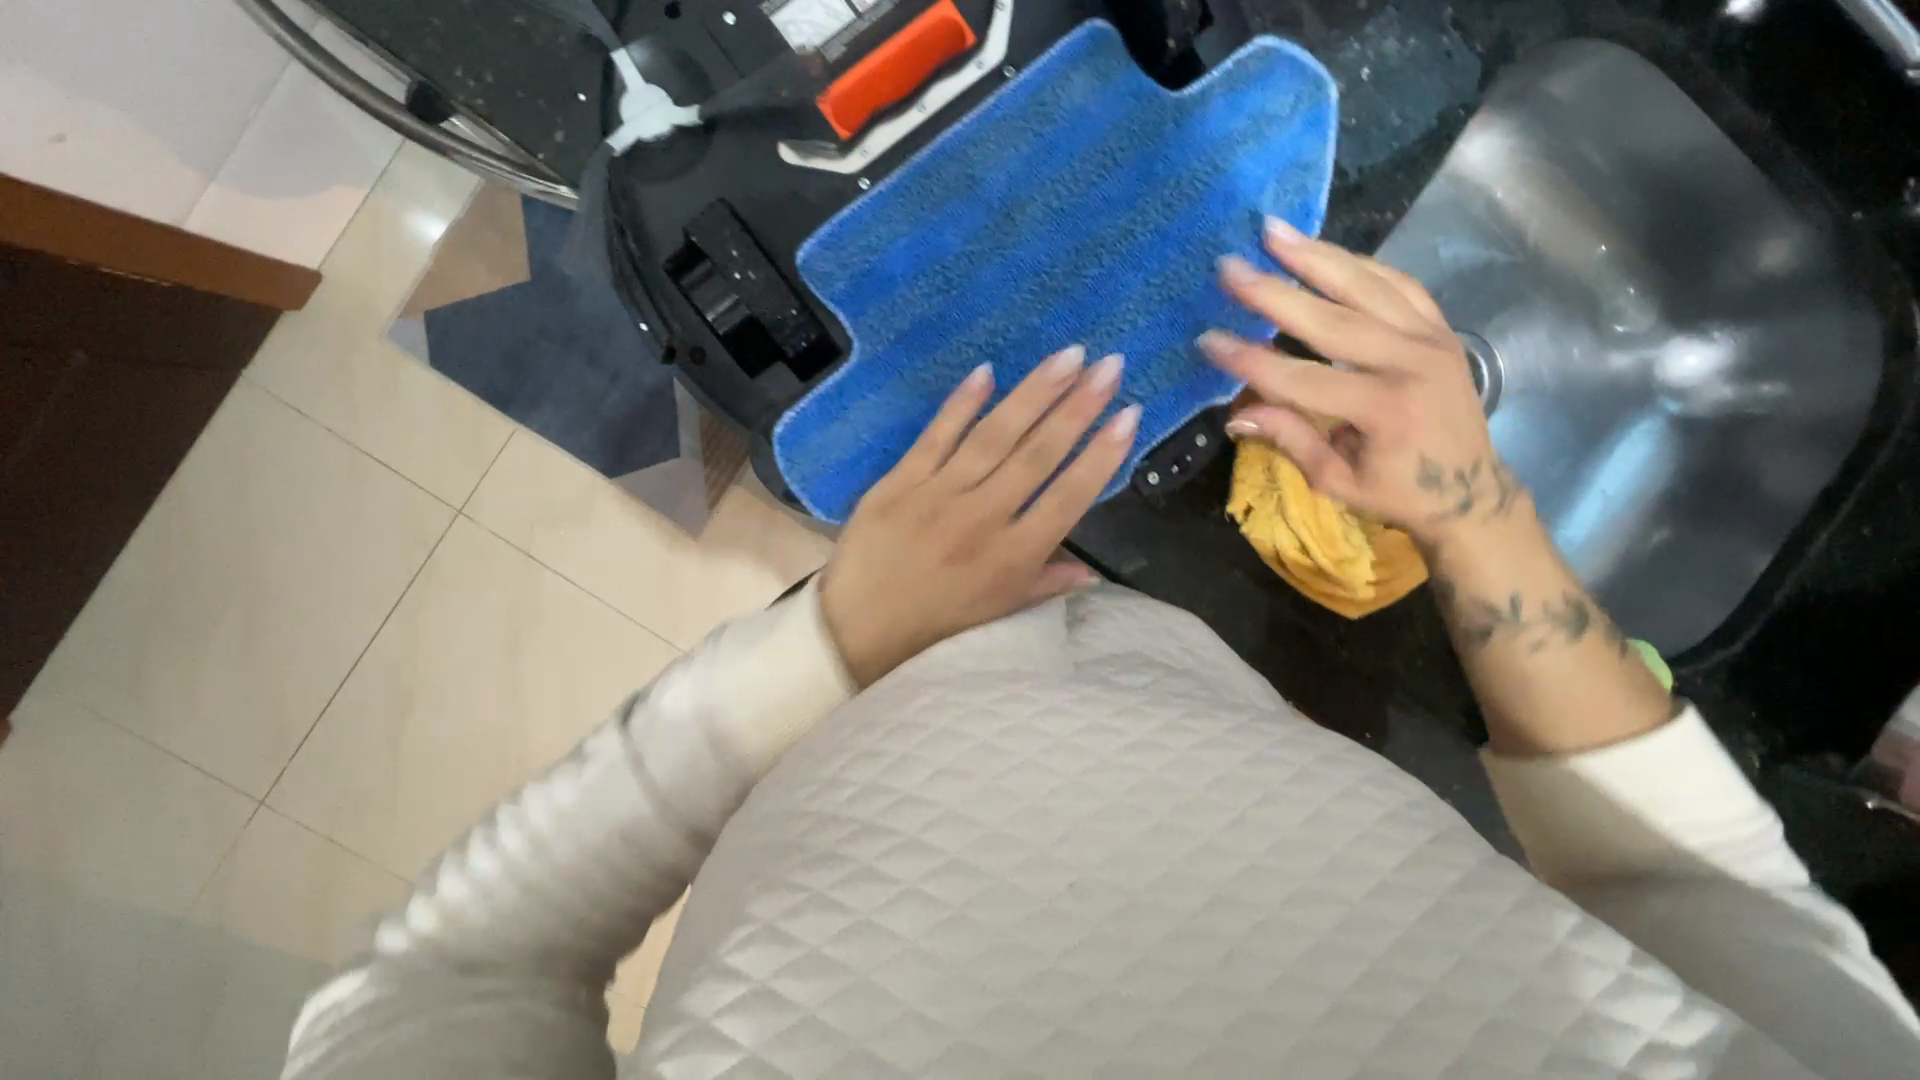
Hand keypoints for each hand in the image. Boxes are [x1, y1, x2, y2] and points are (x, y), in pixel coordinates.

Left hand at [819, 347, 1140, 686]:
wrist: (857, 628)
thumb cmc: (935, 626)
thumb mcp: (999, 613)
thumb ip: (1046, 585)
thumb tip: (1093, 572)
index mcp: (1012, 558)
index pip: (1068, 498)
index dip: (1101, 455)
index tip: (1130, 415)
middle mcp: (981, 520)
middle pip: (1037, 455)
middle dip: (1078, 407)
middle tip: (1109, 364)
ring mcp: (938, 496)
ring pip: (994, 436)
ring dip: (1034, 393)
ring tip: (1068, 357)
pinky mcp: (899, 482)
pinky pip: (936, 436)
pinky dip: (962, 403)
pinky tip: (989, 371)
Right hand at [1198, 218, 1527, 547]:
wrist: (1471, 489)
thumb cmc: (1398, 493)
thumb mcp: (1337, 480)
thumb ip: (1290, 439)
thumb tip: (1235, 416)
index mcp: (1384, 410)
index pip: (1302, 379)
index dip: (1250, 361)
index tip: (1208, 340)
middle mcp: (1411, 364)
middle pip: (1332, 320)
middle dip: (1275, 293)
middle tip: (1231, 267)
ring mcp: (1432, 339)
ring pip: (1368, 286)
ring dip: (1317, 256)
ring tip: (1274, 231)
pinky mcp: (1440, 328)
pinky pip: (1398, 284)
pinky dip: (1360, 264)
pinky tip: (1324, 251)